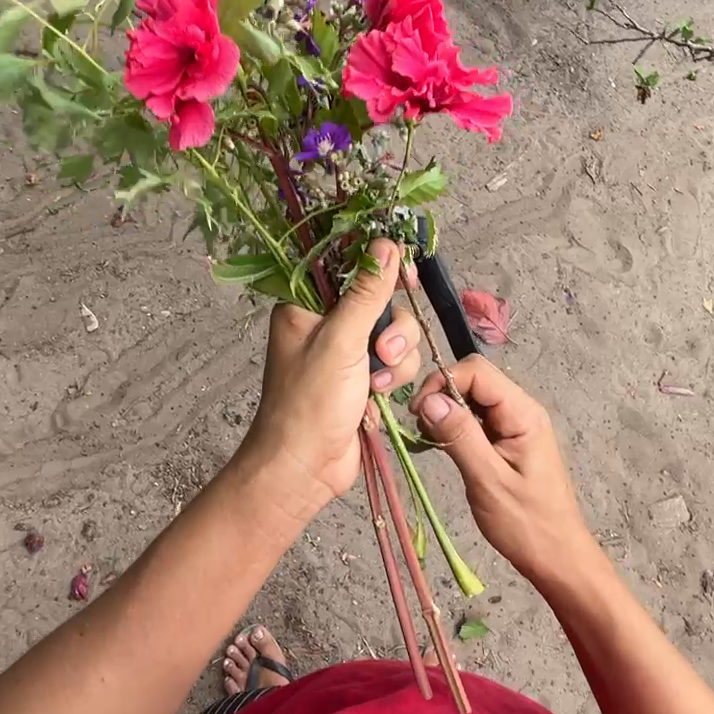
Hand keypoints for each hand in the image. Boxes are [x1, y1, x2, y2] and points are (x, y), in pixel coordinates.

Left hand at [237, 240, 422, 519]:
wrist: (305, 469)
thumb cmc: (310, 402)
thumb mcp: (341, 341)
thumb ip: (367, 293)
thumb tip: (386, 245)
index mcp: (306, 305)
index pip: (350, 268)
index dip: (382, 270)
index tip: (408, 278)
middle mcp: (327, 324)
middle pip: (382, 302)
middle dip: (392, 330)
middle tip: (383, 353)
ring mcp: (347, 353)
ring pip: (395, 334)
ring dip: (396, 359)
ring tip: (379, 385)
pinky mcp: (364, 378)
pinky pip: (396, 362)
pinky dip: (395, 378)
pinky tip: (379, 399)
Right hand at [413, 357, 596, 588]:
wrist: (556, 557)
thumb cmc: (526, 524)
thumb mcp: (488, 481)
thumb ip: (459, 436)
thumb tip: (429, 400)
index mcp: (522, 414)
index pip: (477, 372)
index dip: (443, 382)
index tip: (418, 412)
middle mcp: (520, 410)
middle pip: (474, 379)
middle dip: (441, 394)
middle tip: (421, 427)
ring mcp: (513, 424)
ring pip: (471, 397)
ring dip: (446, 411)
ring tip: (429, 439)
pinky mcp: (505, 439)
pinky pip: (475, 417)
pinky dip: (454, 425)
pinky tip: (442, 445)